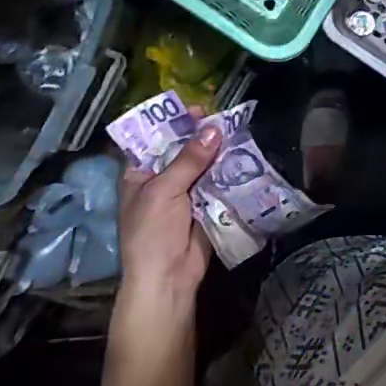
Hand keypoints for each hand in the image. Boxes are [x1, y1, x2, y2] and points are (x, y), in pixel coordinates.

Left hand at [117, 118, 222, 313]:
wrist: (168, 277)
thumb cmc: (152, 231)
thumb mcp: (164, 190)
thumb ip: (189, 159)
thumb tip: (213, 129)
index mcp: (141, 173)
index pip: (156, 139)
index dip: (175, 123)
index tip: (197, 109)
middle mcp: (162, 180)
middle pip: (184, 151)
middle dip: (204, 137)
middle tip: (227, 120)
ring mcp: (186, 195)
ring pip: (205, 168)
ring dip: (220, 155)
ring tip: (241, 135)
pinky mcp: (207, 209)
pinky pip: (219, 187)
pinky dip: (230, 176)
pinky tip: (245, 161)